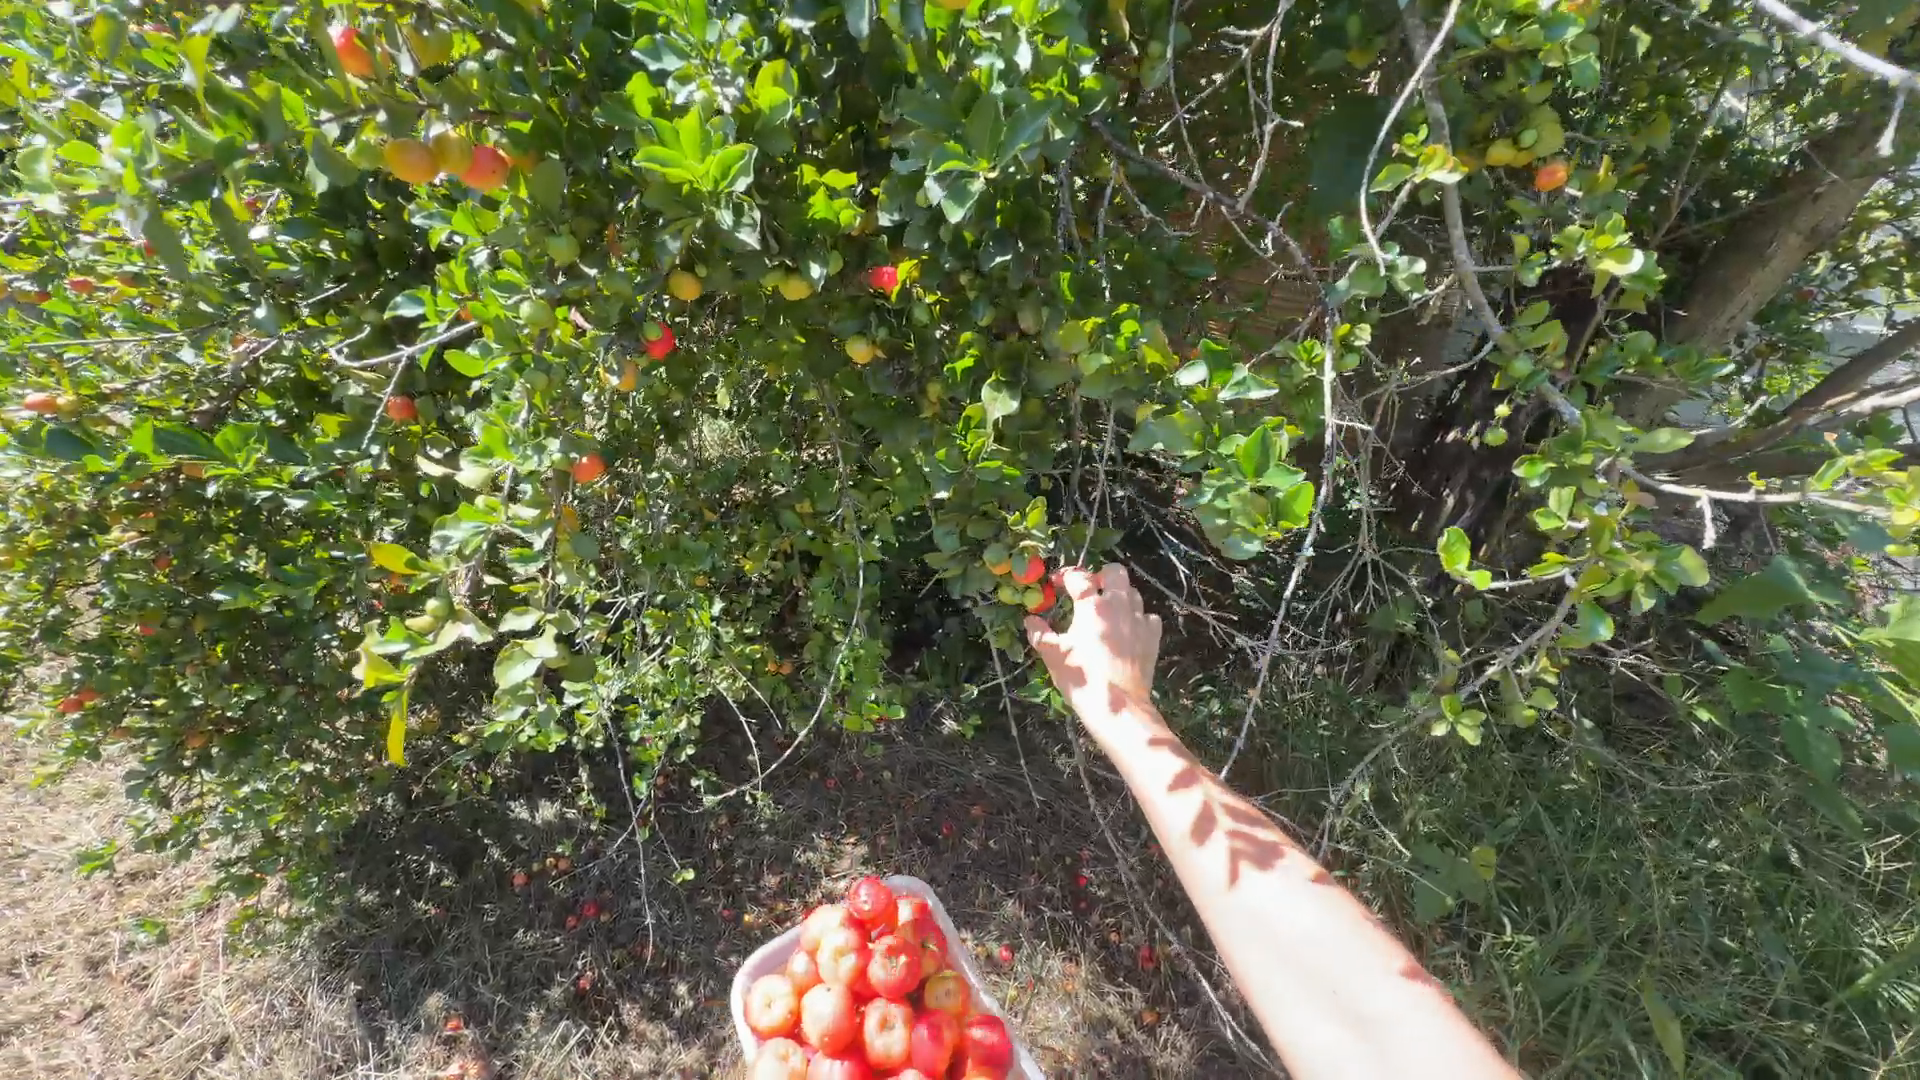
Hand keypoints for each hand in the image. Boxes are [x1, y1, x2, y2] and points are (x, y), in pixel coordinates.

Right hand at [1025, 563, 1162, 719]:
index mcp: (1092, 606)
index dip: (1065, 576)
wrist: (1117, 706)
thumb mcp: (1052, 655)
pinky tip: (1127, 630)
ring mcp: (1139, 620)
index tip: (1056, 583)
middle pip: (1114, 572)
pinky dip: (1137, 617)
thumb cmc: (1081, 678)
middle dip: (1100, 576)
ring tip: (1106, 611)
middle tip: (1089, 591)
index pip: (1079, 577)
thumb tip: (1030, 619)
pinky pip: (1147, 616)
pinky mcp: (1153, 637)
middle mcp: (1118, 605)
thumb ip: (1039, 633)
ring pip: (1133, 592)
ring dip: (1119, 595)